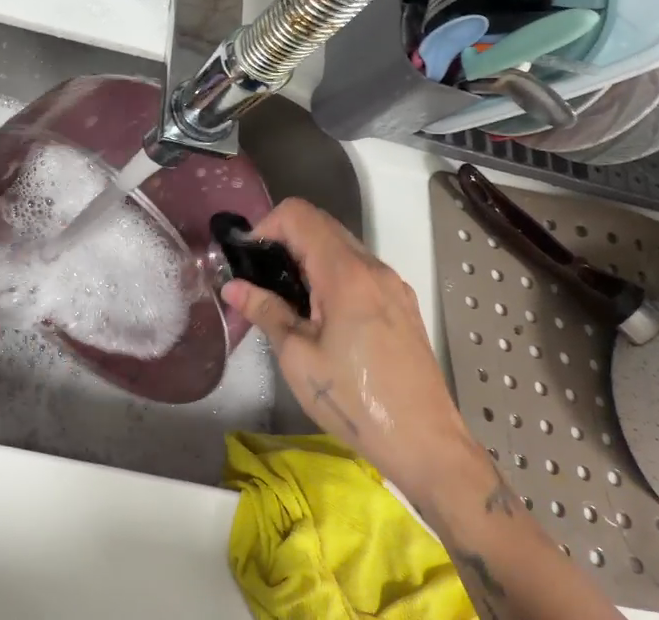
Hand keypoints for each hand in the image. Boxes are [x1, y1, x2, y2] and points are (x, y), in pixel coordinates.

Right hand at [220, 199, 480, 493]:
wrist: (426, 443)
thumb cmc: (354, 400)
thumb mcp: (298, 358)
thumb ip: (266, 312)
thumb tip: (232, 287)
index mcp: (346, 274)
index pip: (299, 215)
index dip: (266, 226)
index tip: (249, 260)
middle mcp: (374, 269)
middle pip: (321, 225)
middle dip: (284, 241)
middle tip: (260, 280)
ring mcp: (393, 286)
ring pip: (342, 247)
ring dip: (309, 259)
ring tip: (288, 302)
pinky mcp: (402, 305)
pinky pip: (360, 271)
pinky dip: (332, 275)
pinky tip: (321, 317)